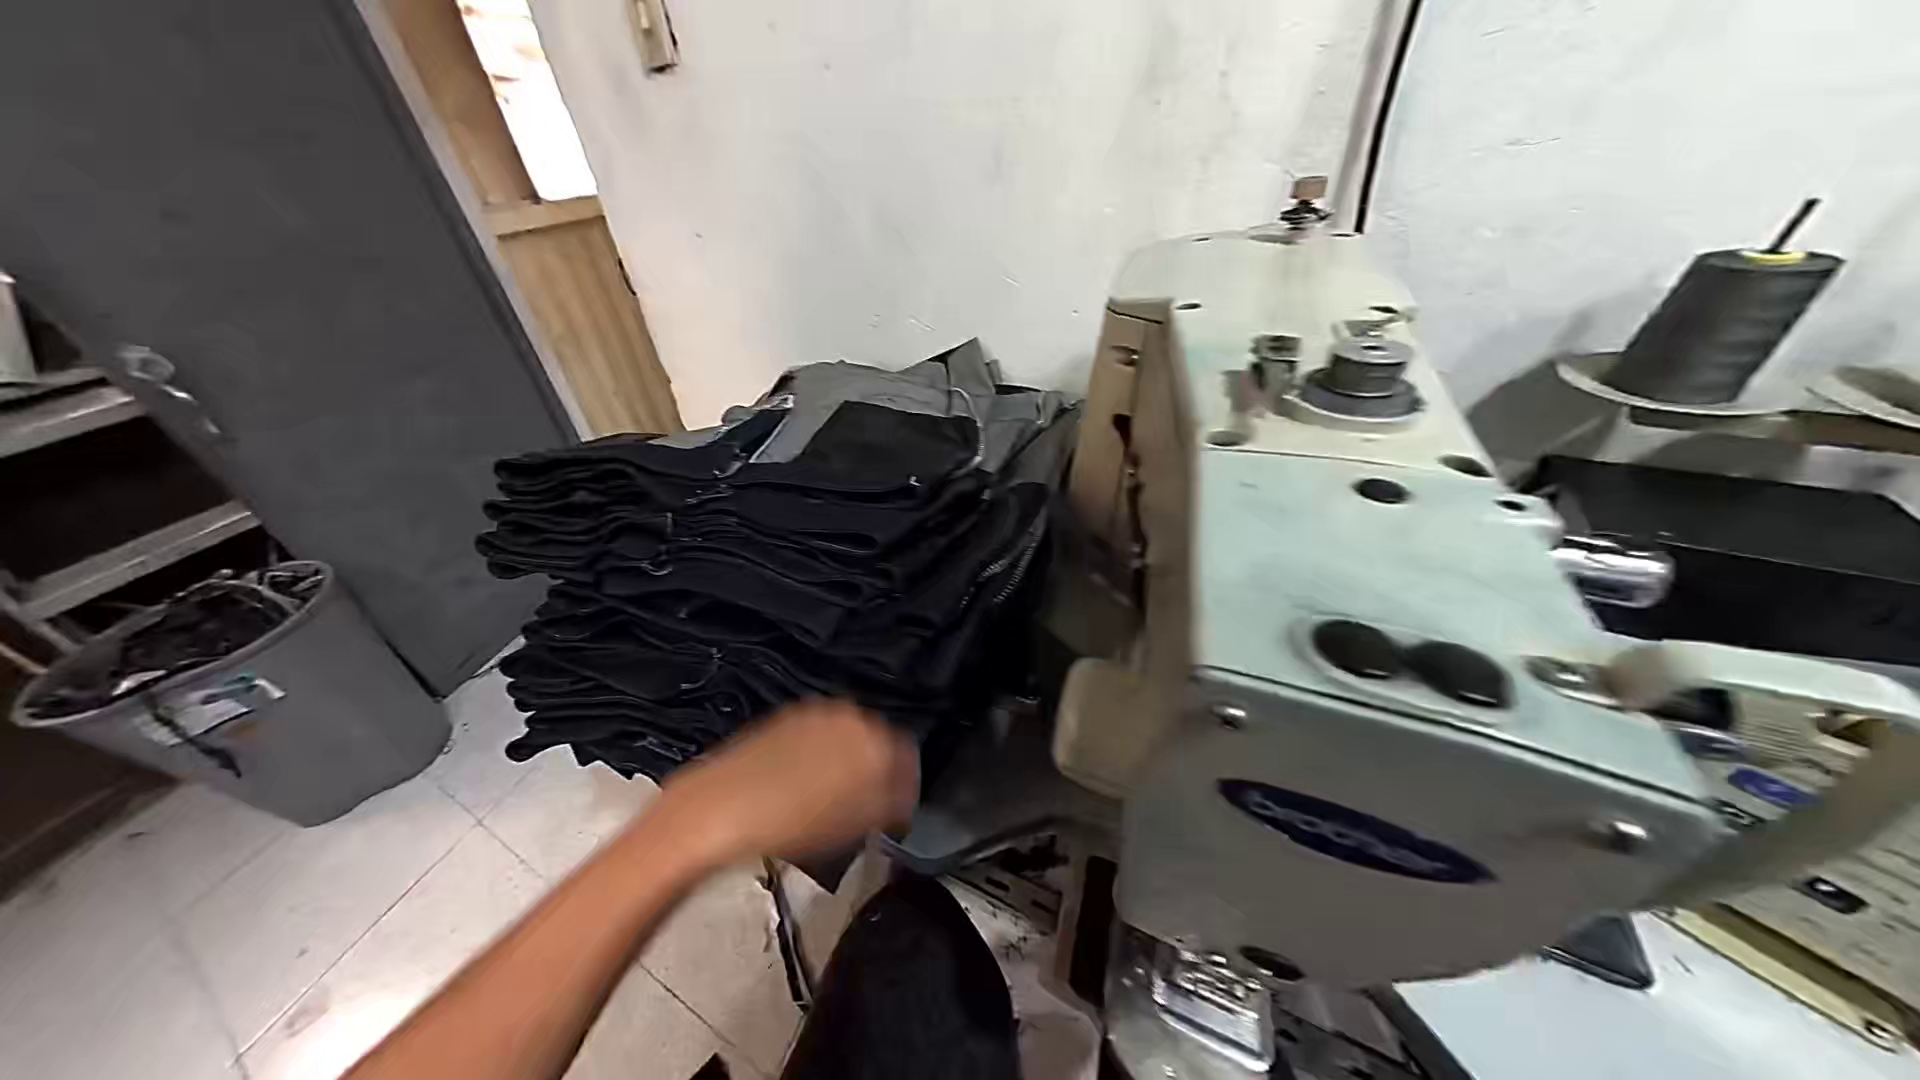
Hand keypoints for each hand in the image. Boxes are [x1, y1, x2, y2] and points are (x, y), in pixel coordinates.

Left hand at [649, 700, 918, 867]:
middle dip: (876, 770)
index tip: (897, 812)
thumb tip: (901, 798)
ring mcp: (814, 712)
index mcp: (876, 738)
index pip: (908, 758)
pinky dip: (818, 755)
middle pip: (877, 742)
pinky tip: (801, 784)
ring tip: (831, 799)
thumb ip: (892, 803)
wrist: (719, 810)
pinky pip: (816, 736)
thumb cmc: (794, 824)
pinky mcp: (785, 718)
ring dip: (847, 762)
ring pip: (845, 738)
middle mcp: (850, 715)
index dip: (905, 787)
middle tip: (865, 807)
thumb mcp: (857, 824)